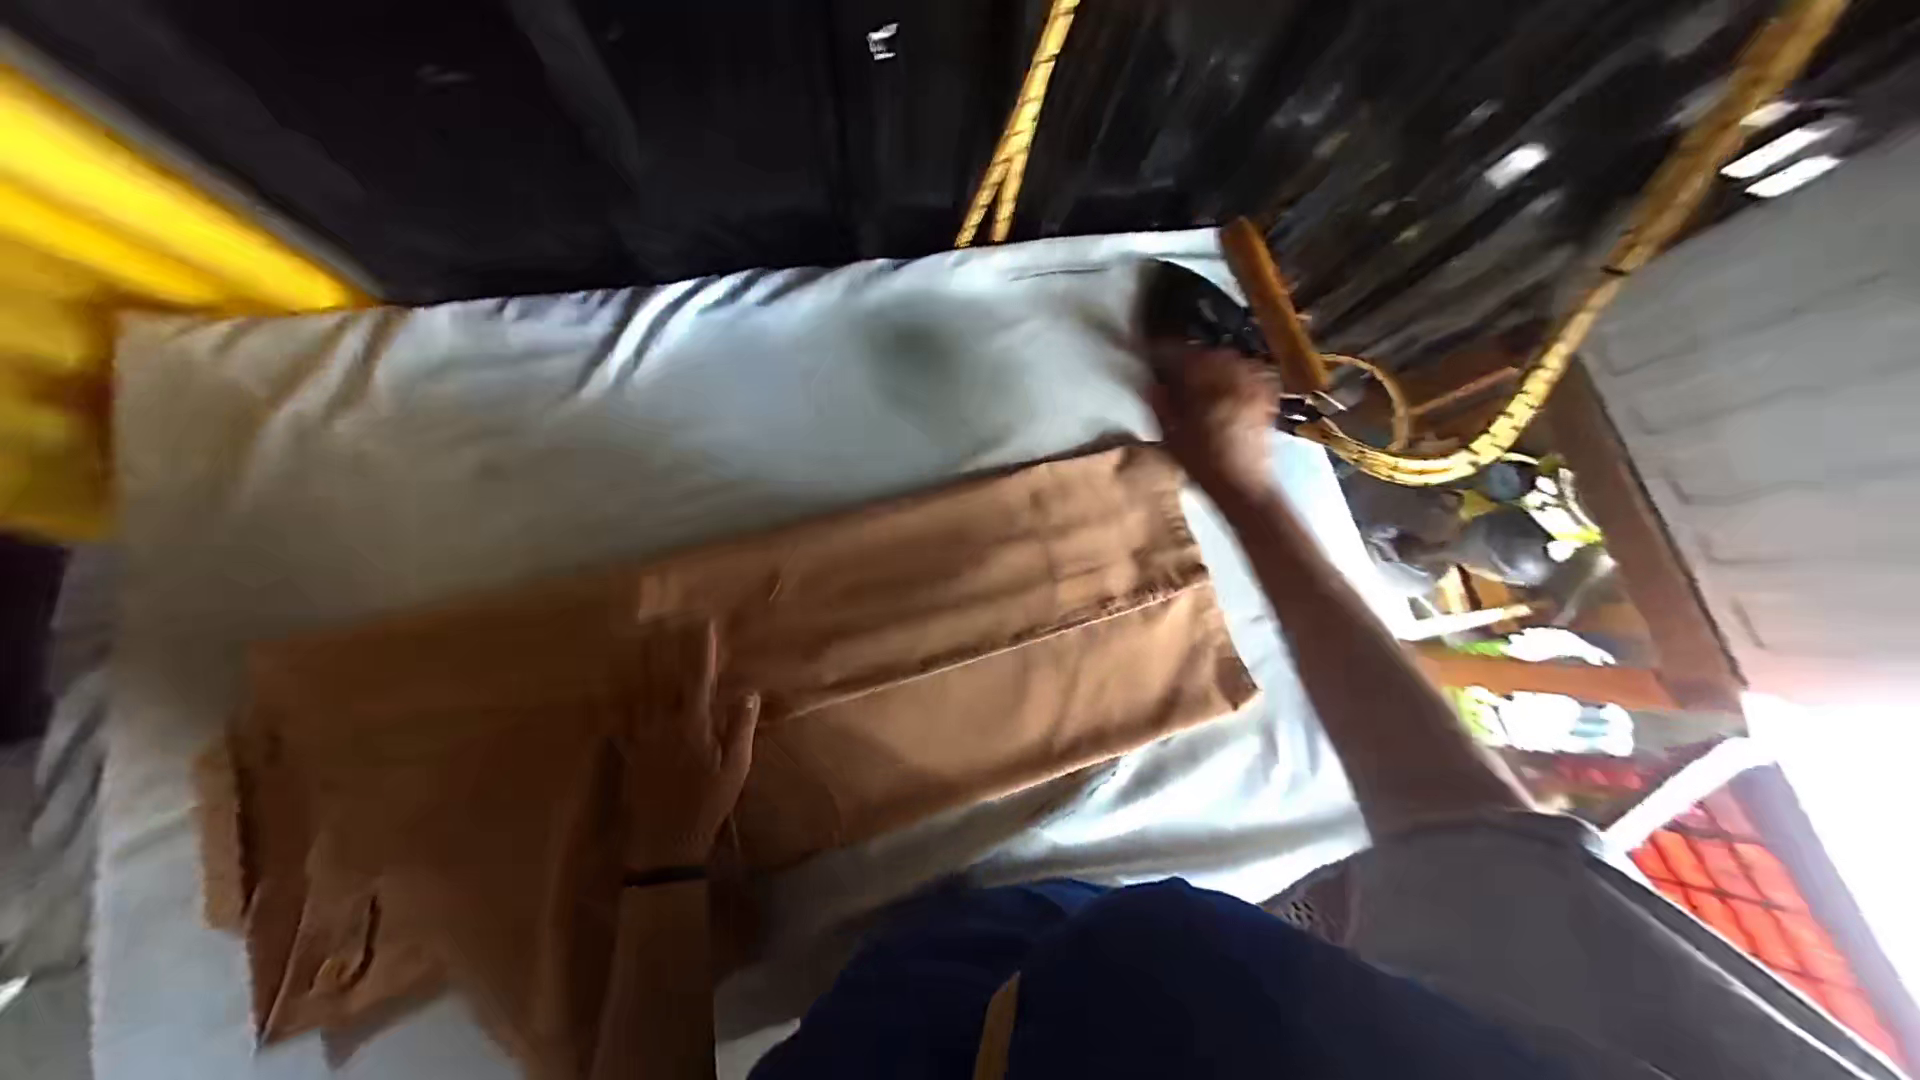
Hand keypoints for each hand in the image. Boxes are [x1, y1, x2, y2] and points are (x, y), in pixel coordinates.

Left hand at [618, 617, 759, 868]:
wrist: (667, 842)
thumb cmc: (708, 803)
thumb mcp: (736, 768)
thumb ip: (741, 728)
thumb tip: (749, 693)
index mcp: (694, 725)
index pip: (699, 678)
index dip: (701, 649)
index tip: (703, 624)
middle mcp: (663, 724)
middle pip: (660, 677)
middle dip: (661, 646)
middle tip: (659, 620)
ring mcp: (640, 738)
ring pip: (634, 693)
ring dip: (634, 664)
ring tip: (632, 639)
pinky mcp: (625, 753)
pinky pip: (611, 721)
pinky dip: (604, 701)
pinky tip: (597, 687)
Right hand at [1147, 344, 1281, 506]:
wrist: (1243, 487)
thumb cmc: (1204, 466)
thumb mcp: (1172, 439)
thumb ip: (1162, 408)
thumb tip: (1153, 386)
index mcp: (1207, 390)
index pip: (1184, 358)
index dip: (1167, 353)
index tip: (1155, 354)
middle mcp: (1234, 383)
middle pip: (1210, 354)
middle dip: (1192, 356)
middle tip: (1177, 365)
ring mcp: (1254, 390)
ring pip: (1233, 360)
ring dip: (1214, 361)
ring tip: (1201, 372)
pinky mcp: (1266, 400)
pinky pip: (1254, 373)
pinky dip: (1239, 371)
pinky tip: (1230, 381)